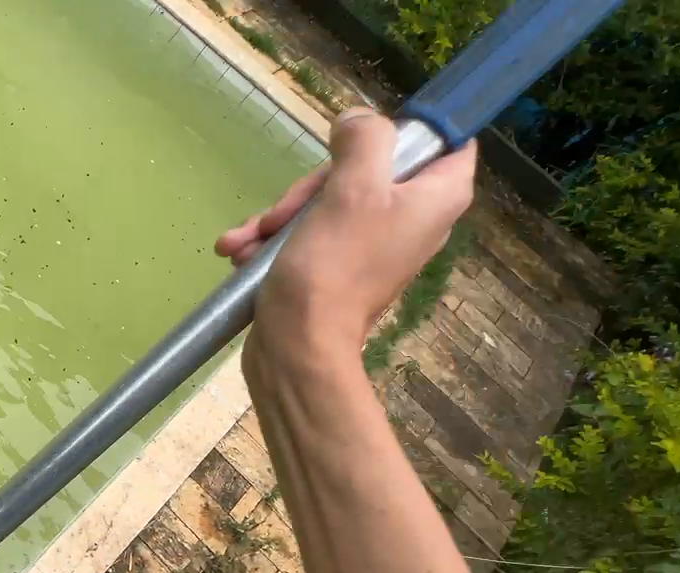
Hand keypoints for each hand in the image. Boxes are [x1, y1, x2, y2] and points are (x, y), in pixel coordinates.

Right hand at [215, 109, 476, 366]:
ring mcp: (369, 251)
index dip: (395, 137)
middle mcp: (411, 221)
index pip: (441, 140)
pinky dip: (270, 247)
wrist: (296, 346)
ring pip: (323, 210)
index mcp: (438, 196)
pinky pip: (305, 242)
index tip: (348, 151)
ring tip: (242, 242)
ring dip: (274, 223)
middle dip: (305, 194)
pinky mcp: (331, 275)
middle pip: (362, 176)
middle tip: (276, 215)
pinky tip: (238, 255)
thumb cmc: (331, 267)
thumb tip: (357, 119)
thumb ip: (363, 141)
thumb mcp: (350, 189)